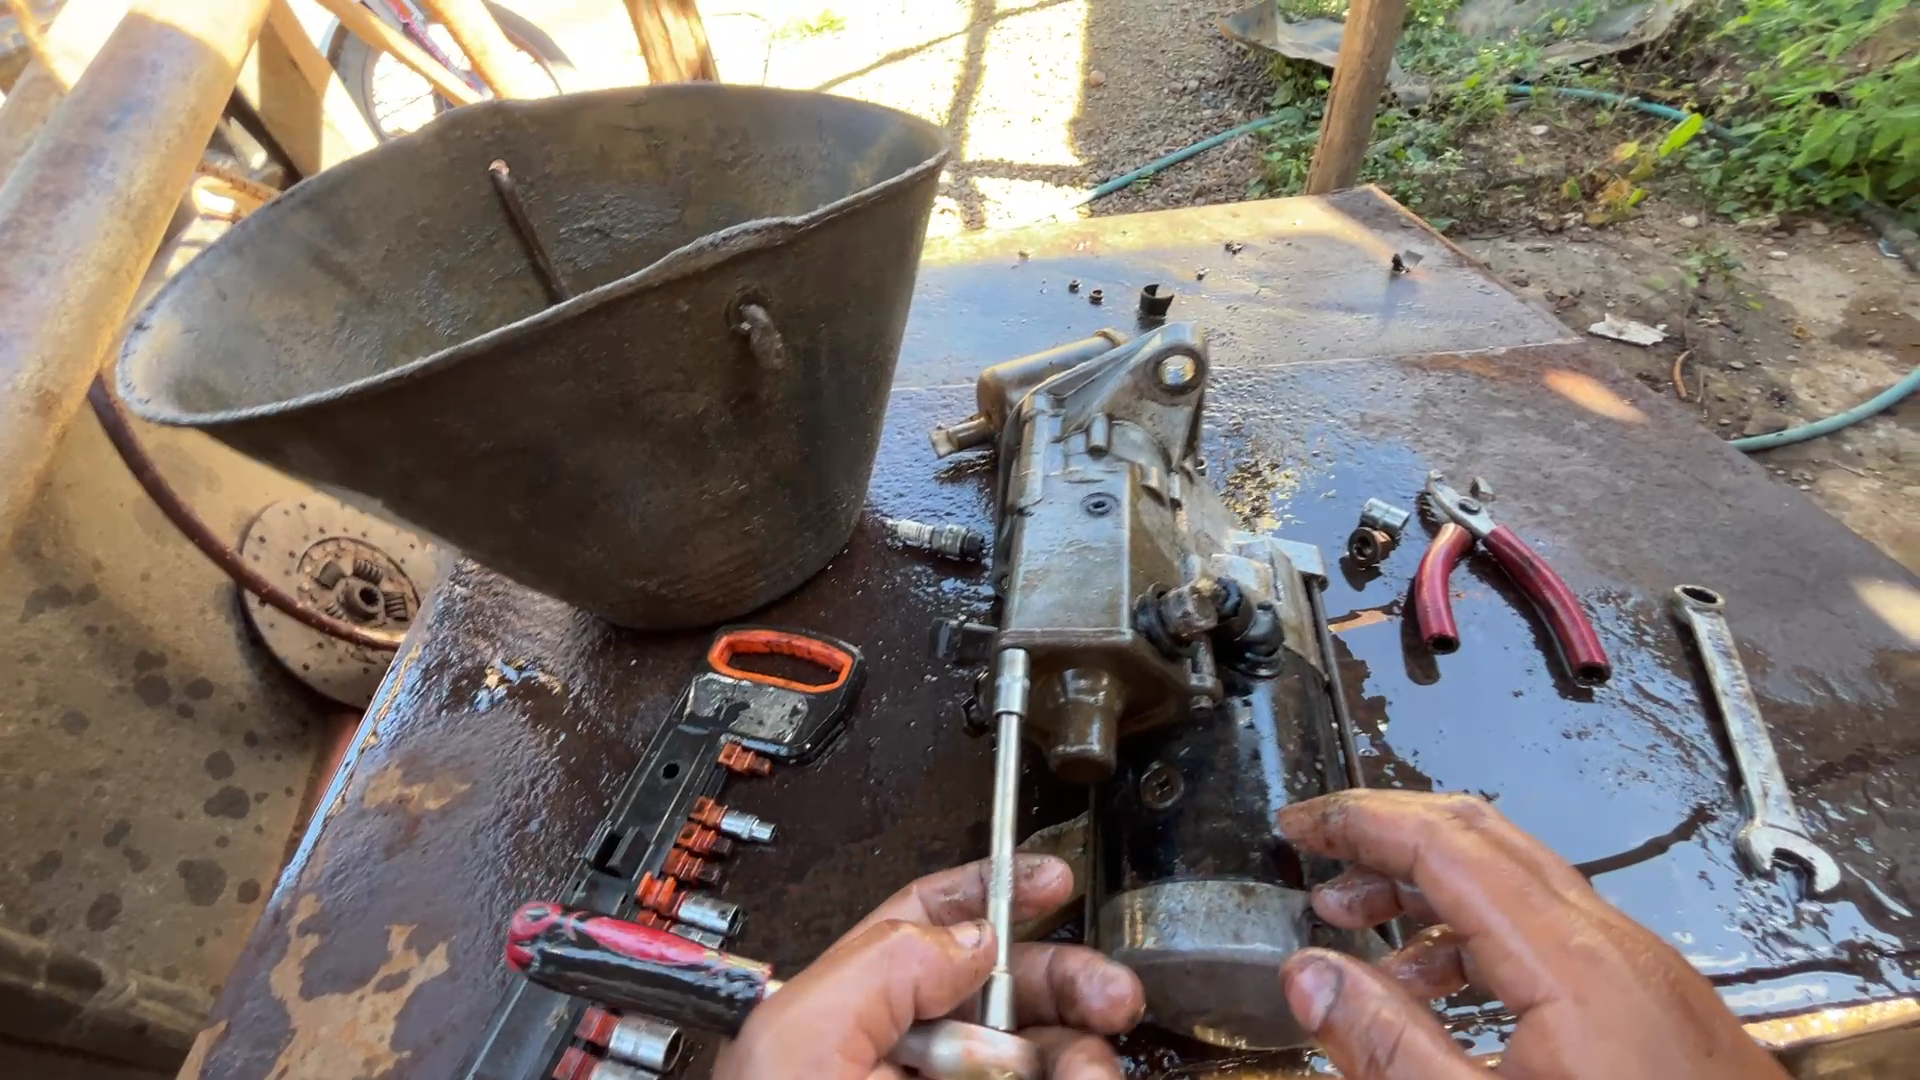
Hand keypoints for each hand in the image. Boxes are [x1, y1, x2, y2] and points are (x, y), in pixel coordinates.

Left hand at [713, 853, 1144, 1079]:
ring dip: (1081, 1055)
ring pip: (1040, 1059)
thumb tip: (973, 937)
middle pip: (1001, 989)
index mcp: (857, 1017)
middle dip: (1062, 976)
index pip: (925, 927)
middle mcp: (909, 1061)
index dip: (989, 891)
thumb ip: (883, 964)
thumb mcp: (798, 1045)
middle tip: (1112, 992)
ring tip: (1092, 1072)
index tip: (1050, 880)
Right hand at [1275, 789, 1789, 1079]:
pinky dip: (1458, 928)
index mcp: (1575, 963)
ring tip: (1349, 914)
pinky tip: (1421, 981)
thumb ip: (1387, 1047)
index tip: (1296, 827)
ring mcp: (1636, 970)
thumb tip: (1305, 975)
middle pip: (1474, 832)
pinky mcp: (1645, 1003)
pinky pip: (1533, 927)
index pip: (1441, 841)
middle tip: (1313, 845)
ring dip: (1414, 878)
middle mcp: (1611, 944)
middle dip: (1379, 828)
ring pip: (1502, 874)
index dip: (1355, 822)